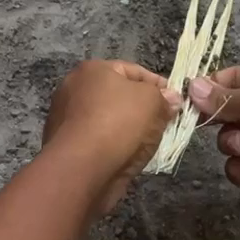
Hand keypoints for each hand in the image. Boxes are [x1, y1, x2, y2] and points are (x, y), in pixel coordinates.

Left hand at [44, 61, 180, 214]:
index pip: (134, 71)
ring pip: (108, 119)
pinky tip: (128, 155)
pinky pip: (97, 140)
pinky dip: (113, 145)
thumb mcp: (152, 103)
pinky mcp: (64, 146)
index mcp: (93, 69)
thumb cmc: (118, 124)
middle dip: (142, 108)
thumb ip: (164, 98)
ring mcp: (65, 118)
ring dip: (128, 128)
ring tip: (149, 142)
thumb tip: (172, 99)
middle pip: (118, 95)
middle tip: (164, 121)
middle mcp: (74, 88)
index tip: (175, 101)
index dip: (158, 85)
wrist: (80, 170)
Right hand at [189, 69, 239, 222]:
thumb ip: (223, 96)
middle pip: (228, 110)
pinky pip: (235, 163)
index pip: (236, 77)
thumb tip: (193, 85)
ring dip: (233, 144)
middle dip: (222, 118)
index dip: (214, 85)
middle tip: (209, 121)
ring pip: (228, 138)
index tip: (192, 92)